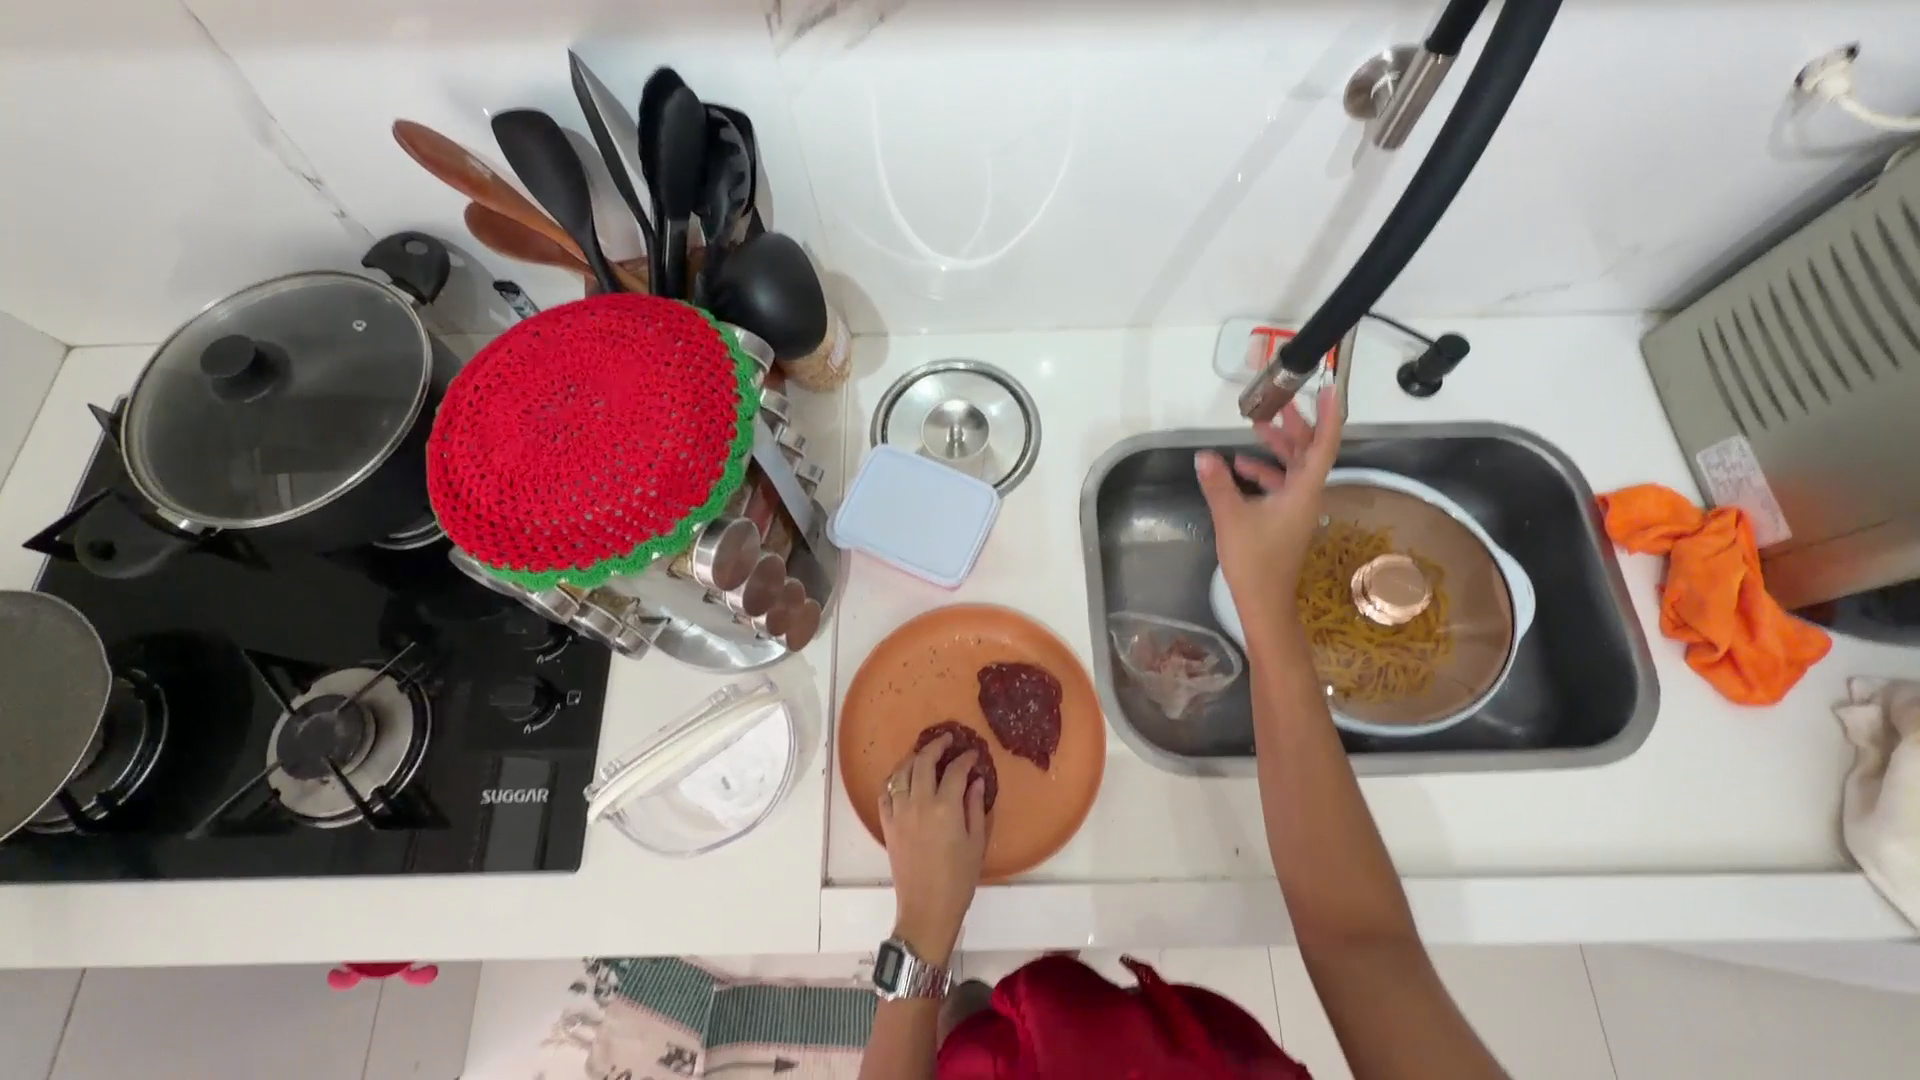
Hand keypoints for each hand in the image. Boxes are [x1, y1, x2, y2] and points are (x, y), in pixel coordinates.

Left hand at [879, 735, 988, 965]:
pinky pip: (885, 792)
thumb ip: (975, 807)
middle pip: (924, 762)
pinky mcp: (887, 823)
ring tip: (924, 754)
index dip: (965, 759)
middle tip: (947, 740)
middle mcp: (919, 803)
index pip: (955, 771)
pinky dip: (894, 780)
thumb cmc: (959, 878)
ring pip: (901, 772)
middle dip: (936, 746)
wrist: (927, 907)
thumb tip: (976, 781)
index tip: (973, 754)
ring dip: (914, 758)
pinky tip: (903, 778)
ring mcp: (899, 812)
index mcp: (946, 807)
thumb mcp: (976, 842)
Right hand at [1197, 386, 1342, 639]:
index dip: (1327, 416)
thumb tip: (1203, 456)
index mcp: (1303, 490)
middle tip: (1279, 402)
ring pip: (1294, 468)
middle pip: (1308, 452)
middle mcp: (1306, 495)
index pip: (1323, 445)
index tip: (1327, 389)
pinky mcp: (1285, 520)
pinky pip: (1281, 485)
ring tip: (1257, 429)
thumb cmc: (1254, 560)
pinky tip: (1240, 469)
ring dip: (1278, 448)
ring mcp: (1296, 508)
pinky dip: (1264, 472)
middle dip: (1295, 425)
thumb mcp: (1231, 517)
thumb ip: (1218, 483)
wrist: (1264, 601)